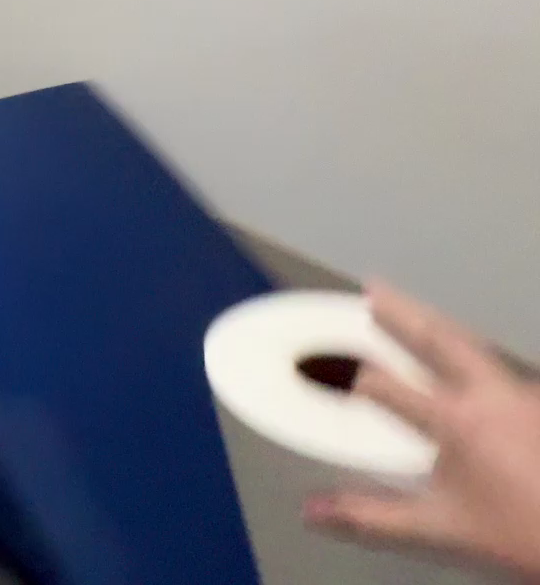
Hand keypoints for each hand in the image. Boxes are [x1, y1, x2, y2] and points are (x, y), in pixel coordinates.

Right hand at [304, 282, 539, 577]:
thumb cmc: (538, 536)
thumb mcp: (452, 531)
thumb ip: (376, 516)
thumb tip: (314, 511)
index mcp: (458, 420)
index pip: (378, 381)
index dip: (336, 369)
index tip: (309, 360)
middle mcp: (499, 402)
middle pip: (441, 342)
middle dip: (403, 314)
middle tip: (375, 290)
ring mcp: (534, 406)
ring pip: (482, 352)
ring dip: (444, 329)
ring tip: (419, 313)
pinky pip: (514, 375)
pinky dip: (484, 361)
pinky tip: (478, 364)